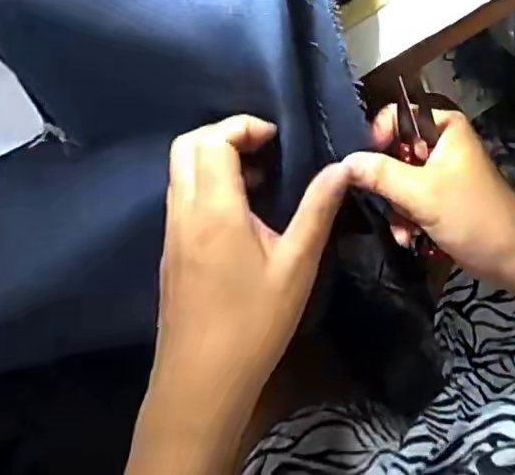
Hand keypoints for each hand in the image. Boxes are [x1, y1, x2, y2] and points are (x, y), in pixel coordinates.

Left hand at [140, 115, 346, 460]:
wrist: (198, 389)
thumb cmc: (252, 324)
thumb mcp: (297, 265)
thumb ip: (319, 209)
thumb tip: (343, 166)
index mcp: (214, 210)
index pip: (212, 140)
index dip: (244, 126)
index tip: (277, 139)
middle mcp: (184, 213)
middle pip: (187, 145)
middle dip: (226, 133)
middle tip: (266, 148)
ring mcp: (171, 232)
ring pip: (181, 169)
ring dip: (216, 157)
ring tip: (261, 176)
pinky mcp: (170, 249)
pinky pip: (182, 194)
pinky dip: (208, 181)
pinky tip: (243, 209)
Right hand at [342, 104, 514, 292]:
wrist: (514, 258)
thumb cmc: (472, 216)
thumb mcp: (422, 194)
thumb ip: (381, 174)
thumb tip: (345, 161)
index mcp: (444, 126)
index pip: (396, 116)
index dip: (378, 139)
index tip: (367, 167)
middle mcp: (442, 141)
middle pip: (395, 149)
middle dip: (388, 184)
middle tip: (389, 205)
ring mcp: (442, 169)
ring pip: (400, 177)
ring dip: (397, 206)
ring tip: (404, 230)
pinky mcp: (442, 195)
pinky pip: (411, 197)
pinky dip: (408, 216)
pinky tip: (410, 238)